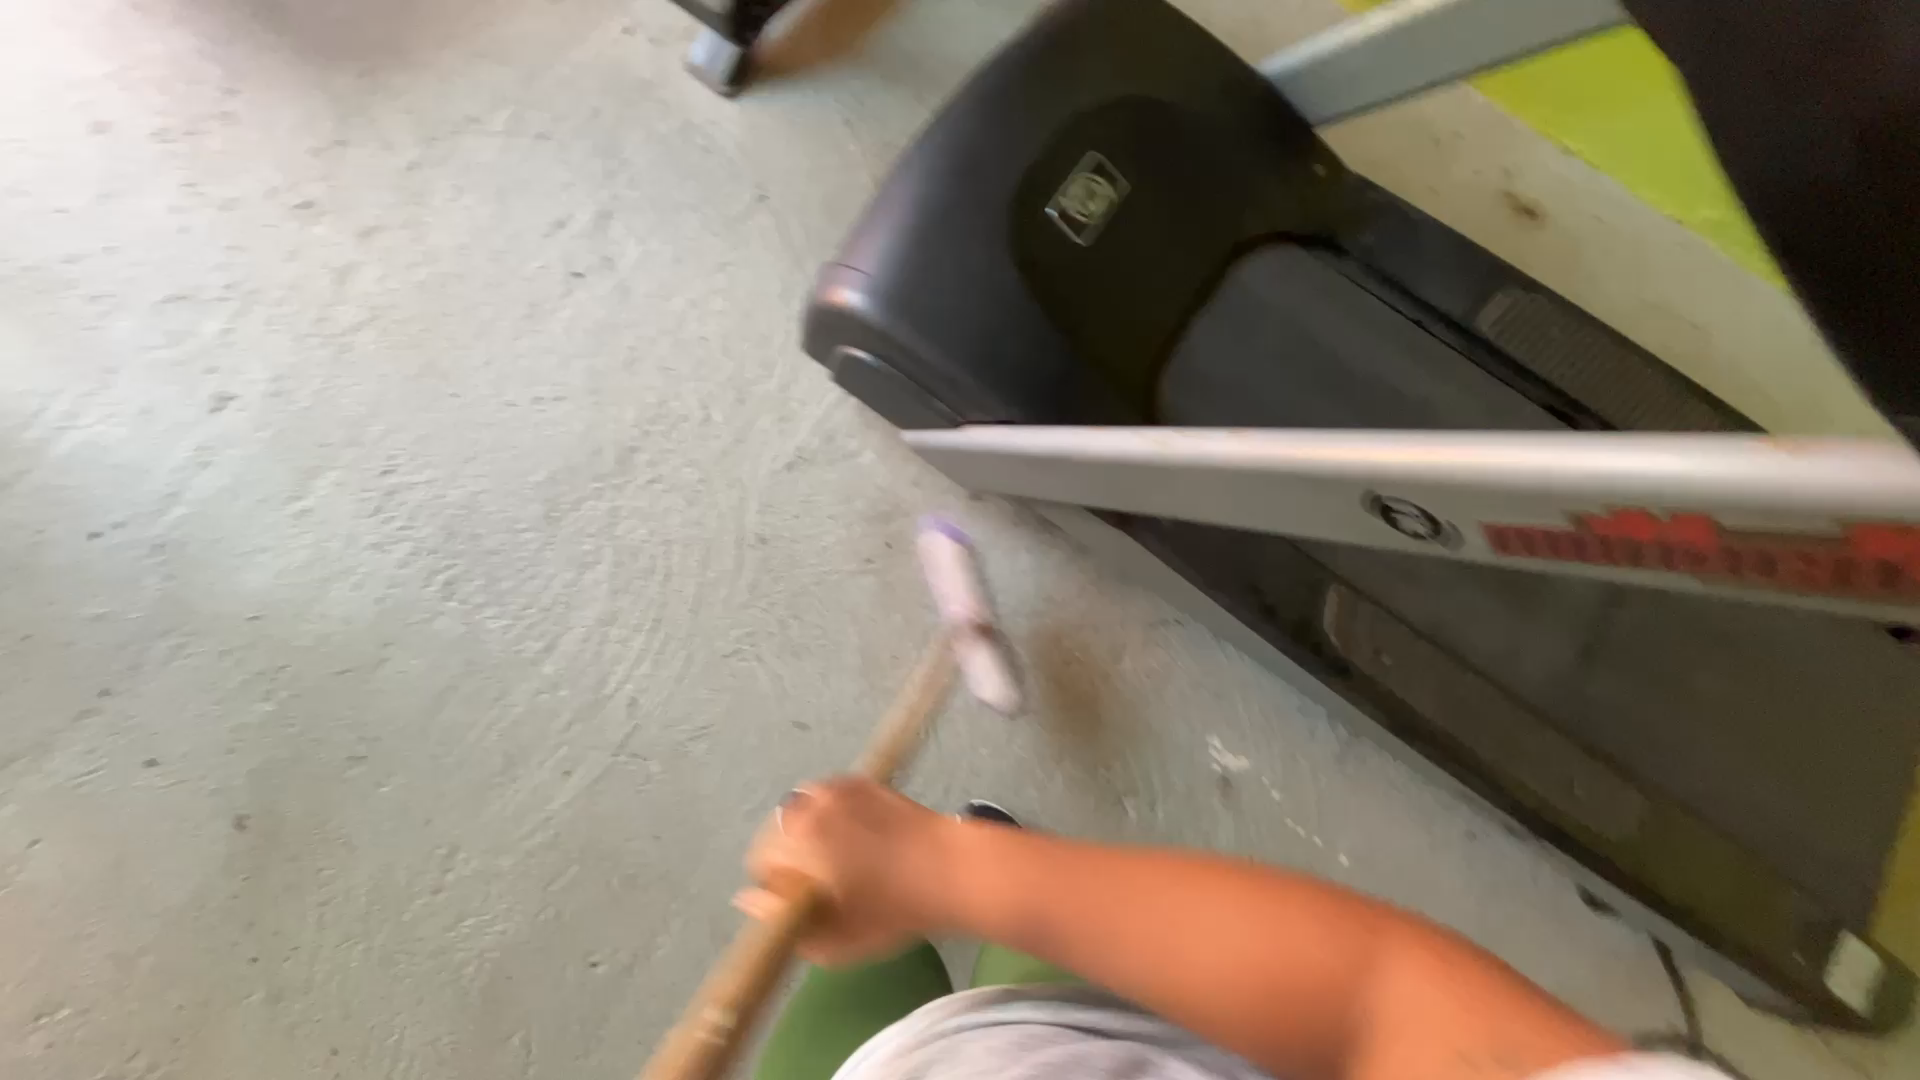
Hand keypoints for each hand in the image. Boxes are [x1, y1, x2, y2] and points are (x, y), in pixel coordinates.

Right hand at [734, 776, 959, 965]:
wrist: (951, 868)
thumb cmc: (892, 910)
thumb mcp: (834, 941)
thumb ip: (781, 924)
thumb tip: (750, 899)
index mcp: (799, 840)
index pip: (760, 858)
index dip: (775, 886)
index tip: (800, 902)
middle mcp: (812, 804)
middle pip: (778, 829)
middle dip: (790, 854)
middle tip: (821, 883)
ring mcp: (839, 786)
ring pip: (801, 809)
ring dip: (808, 830)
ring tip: (840, 857)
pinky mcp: (863, 780)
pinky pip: (829, 796)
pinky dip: (831, 813)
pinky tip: (859, 835)